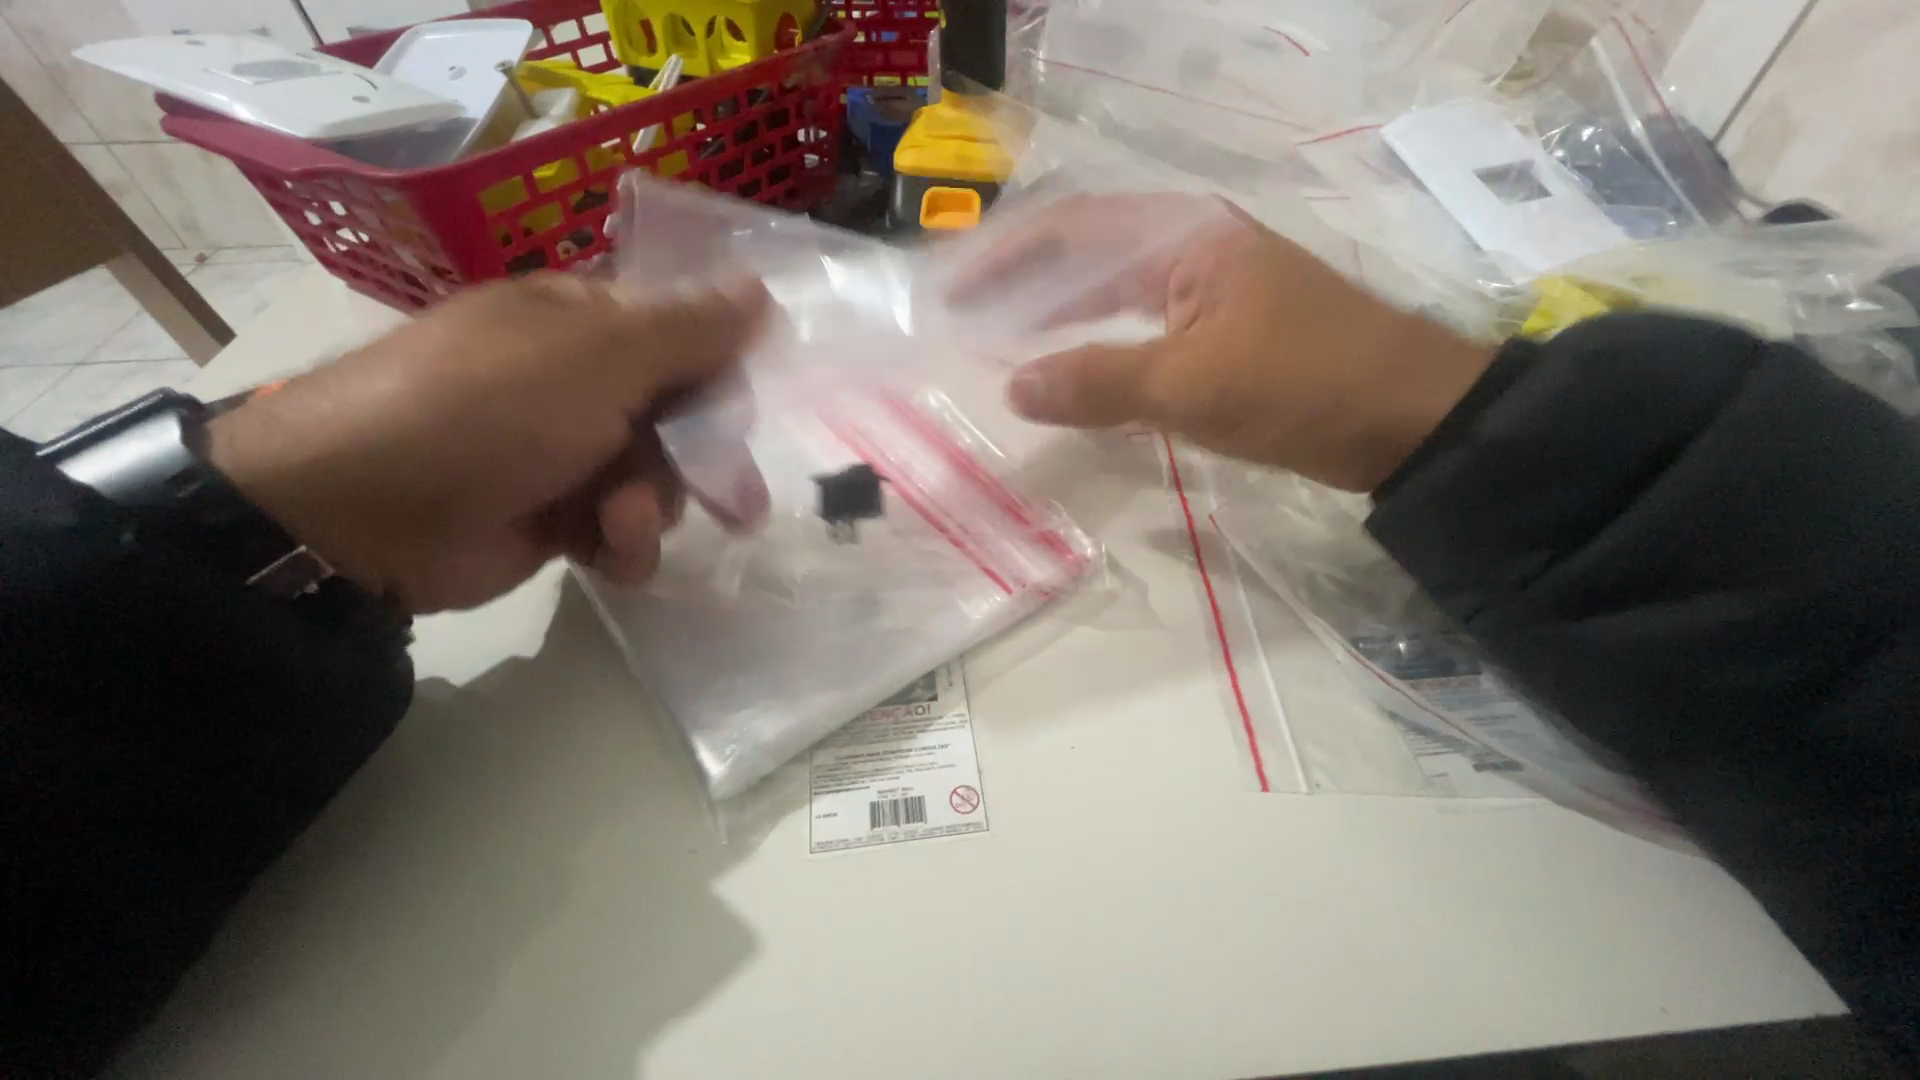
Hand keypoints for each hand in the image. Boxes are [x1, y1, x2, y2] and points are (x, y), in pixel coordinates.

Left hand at [207, 274, 767, 613]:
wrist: (365, 515)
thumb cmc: (490, 411)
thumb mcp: (599, 357)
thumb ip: (689, 330)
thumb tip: (761, 288)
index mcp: (589, 325)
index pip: (687, 338)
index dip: (722, 375)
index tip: (741, 412)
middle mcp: (585, 385)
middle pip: (684, 420)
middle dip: (701, 462)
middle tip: (732, 500)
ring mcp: (571, 453)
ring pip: (661, 483)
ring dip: (652, 510)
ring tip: (618, 524)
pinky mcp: (559, 517)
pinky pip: (625, 530)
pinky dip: (624, 546)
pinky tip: (606, 554)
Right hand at [983, 194, 1495, 492]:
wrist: (1411, 421)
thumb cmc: (1303, 386)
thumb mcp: (1191, 385)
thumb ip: (1096, 383)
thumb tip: (1012, 388)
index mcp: (1184, 236)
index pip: (1072, 231)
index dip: (1005, 260)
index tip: (953, 294)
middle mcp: (1193, 248)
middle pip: (1088, 258)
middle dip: (1024, 288)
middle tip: (966, 323)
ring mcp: (1211, 290)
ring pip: (1114, 297)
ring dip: (1059, 321)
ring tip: (1002, 348)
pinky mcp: (1224, 332)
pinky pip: (1141, 331)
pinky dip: (1099, 350)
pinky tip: (1071, 376)